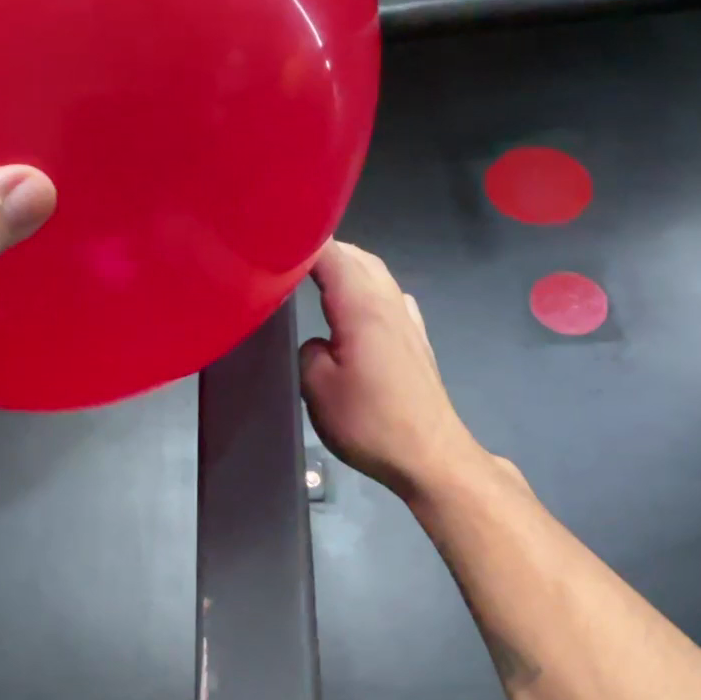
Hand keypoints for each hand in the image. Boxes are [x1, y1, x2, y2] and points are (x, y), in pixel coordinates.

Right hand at [300, 241, 493, 497]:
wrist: (429, 454)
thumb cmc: (370, 421)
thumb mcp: (318, 388)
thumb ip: (309, 351)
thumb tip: (318, 342)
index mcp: (362, 306)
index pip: (331, 255)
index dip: (301, 244)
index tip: (272, 246)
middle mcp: (389, 303)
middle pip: (358, 258)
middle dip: (324, 251)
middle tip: (286, 260)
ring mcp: (407, 320)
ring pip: (376, 274)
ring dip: (347, 267)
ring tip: (314, 276)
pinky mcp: (416, 340)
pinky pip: (389, 296)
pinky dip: (367, 288)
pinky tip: (357, 306)